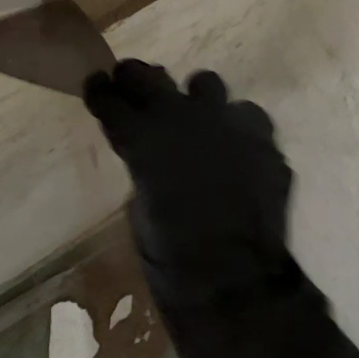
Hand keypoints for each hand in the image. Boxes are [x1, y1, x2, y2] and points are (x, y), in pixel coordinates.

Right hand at [84, 61, 358, 357]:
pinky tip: (236, 149)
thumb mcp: (139, 213)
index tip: (95, 85)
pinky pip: (248, 119)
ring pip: (206, 84)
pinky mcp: (263, 139)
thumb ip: (144, 173)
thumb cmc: (171, 260)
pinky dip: (237, 129)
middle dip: (136, 79)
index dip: (99, 92)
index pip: (110, 100)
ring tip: (195, 116)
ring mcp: (228, 123)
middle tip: (130, 83)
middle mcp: (183, 118)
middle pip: (150, 77)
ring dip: (196, 98)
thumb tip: (153, 161)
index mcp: (142, 138)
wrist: (236, 280)